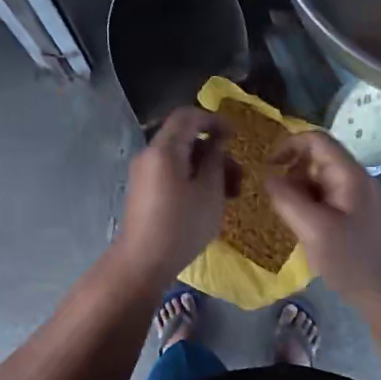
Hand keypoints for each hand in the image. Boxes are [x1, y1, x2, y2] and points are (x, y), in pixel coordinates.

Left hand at [114, 107, 238, 280]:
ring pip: (181, 157)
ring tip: (231, 194)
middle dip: (215, 152)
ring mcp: (144, 173)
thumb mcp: (209, 193)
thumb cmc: (181, 227)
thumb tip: (217, 142)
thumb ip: (215, 161)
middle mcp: (150, 155)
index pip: (188, 116)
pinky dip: (193, 178)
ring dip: (207, 168)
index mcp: (164, 150)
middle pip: (186, 138)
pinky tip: (211, 201)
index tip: (235, 137)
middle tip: (238, 176)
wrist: (142, 264)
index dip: (214, 120)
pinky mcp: (145, 190)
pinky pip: (172, 172)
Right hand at [266, 131, 380, 297]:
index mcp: (349, 174)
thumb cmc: (351, 259)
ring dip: (298, 190)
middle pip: (317, 158)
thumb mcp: (314, 229)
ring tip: (285, 215)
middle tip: (274, 198)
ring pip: (319, 180)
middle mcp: (355, 179)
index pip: (317, 140)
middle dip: (291, 172)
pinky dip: (308, 204)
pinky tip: (300, 226)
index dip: (288, 145)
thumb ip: (288, 200)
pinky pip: (325, 197)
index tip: (267, 166)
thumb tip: (268, 178)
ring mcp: (356, 197)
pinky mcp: (354, 214)